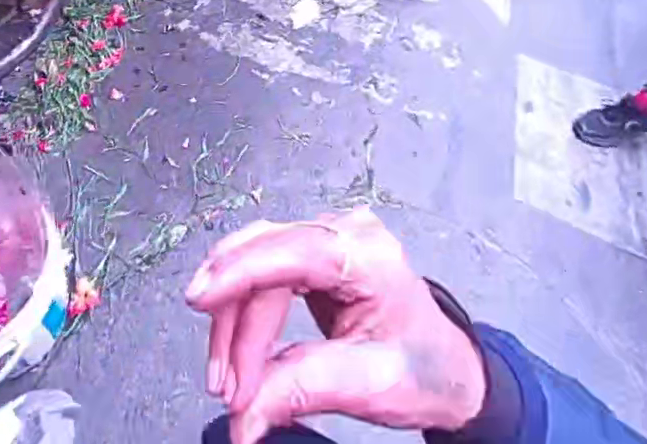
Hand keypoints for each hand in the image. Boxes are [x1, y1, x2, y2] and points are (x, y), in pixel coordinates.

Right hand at [184, 210, 485, 443]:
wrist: (448, 364)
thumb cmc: (422, 367)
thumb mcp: (369, 383)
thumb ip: (302, 389)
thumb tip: (243, 416)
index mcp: (367, 253)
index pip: (292, 251)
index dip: (241, 271)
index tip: (198, 300)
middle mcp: (346, 232)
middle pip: (268, 256)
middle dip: (235, 319)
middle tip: (224, 385)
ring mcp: (332, 238)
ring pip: (260, 260)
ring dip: (234, 318)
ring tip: (228, 379)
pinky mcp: (320, 254)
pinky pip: (268, 270)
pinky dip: (246, 310)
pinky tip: (236, 349)